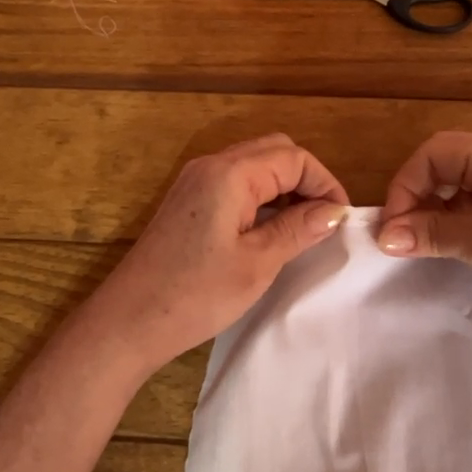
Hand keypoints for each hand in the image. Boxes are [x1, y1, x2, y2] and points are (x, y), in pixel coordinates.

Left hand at [86, 134, 349, 370]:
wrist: (130, 319)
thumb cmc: (197, 294)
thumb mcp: (257, 263)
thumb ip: (297, 230)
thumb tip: (333, 211)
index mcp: (229, 173)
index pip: (293, 157)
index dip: (324, 183)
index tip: (341, 220)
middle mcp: (211, 165)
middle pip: (273, 151)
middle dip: (306, 180)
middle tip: (325, 221)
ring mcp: (195, 181)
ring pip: (254, 165)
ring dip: (284, 188)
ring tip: (304, 229)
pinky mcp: (187, 200)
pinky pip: (235, 183)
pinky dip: (260, 197)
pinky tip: (270, 230)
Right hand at [376, 131, 471, 355]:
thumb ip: (429, 233)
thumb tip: (383, 236)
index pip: (437, 153)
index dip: (406, 185)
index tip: (391, 228)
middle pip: (448, 163)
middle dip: (419, 197)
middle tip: (400, 236)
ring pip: (463, 182)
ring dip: (437, 210)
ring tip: (420, 243)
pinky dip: (459, 218)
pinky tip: (448, 242)